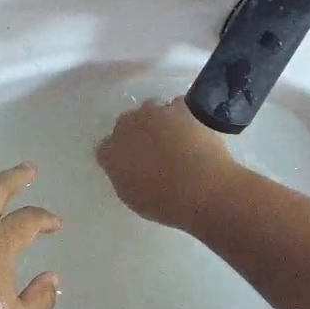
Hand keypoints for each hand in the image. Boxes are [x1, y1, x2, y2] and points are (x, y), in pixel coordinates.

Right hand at [96, 96, 239, 230]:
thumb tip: (129, 167)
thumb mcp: (134, 198)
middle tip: (154, 151)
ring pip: (151, 109)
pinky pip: (177, 106)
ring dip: (158, 120)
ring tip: (176, 139)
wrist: (203, 189)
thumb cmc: (166, 202)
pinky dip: (182, 115)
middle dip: (137, 134)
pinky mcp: (180, 106)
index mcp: (110, 152)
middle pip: (126, 124)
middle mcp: (126, 126)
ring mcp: (153, 112)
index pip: (106, 148)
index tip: (132, 166)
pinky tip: (193, 131)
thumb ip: (124, 176)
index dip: (119, 156)